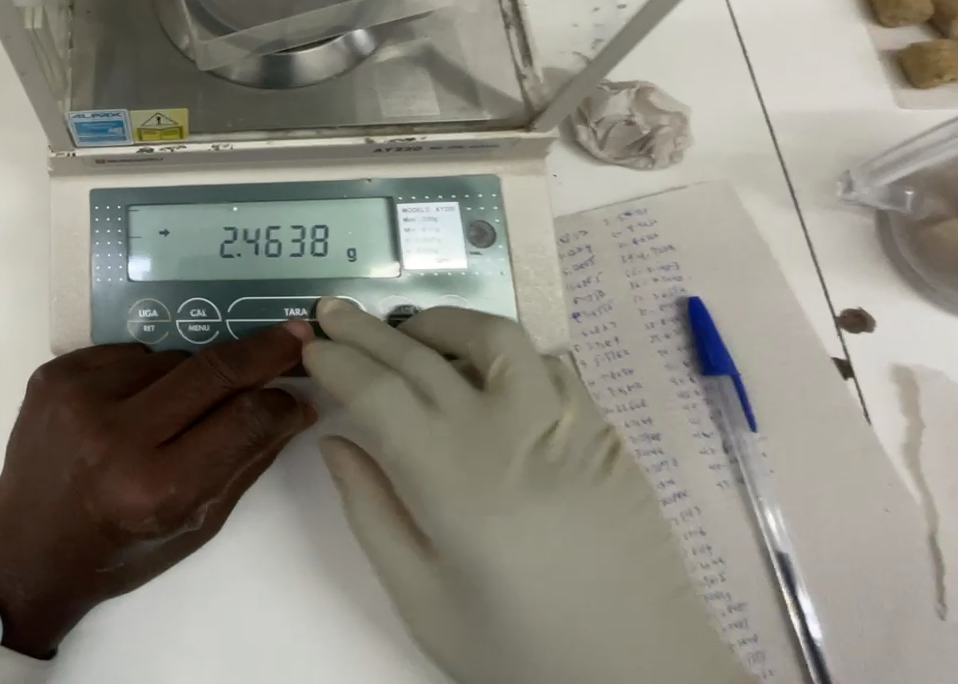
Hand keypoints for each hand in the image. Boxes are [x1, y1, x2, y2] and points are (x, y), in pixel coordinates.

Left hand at [0, 323, 315, 656]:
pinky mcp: (53, 373)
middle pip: (208, 371)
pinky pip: (126, 352)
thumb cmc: (117, 551)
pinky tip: (132, 403)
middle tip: (294, 334)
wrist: (23, 548)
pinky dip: (143, 370)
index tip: (302, 382)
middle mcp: (113, 435)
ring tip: (174, 411)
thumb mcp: (192, 525)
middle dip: (259, 352)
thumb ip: (244, 461)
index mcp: (152, 488)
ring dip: (189, 375)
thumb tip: (292, 405)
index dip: (278, 399)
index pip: (240, 421)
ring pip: (168, 357)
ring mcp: (77, 396)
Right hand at [304, 299, 752, 683]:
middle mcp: (503, 431)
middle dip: (364, 328)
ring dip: (438, 323)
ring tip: (409, 332)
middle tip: (332, 311)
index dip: (335, 361)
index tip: (310, 348)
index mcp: (450, 477)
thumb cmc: (520, 649)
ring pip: (491, 336)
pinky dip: (500, 350)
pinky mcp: (600, 429)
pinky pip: (545, 361)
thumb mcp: (422, 600)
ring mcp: (560, 422)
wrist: (646, 680)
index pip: (375, 390)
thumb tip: (334, 440)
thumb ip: (369, 510)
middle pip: (418, 353)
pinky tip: (481, 371)